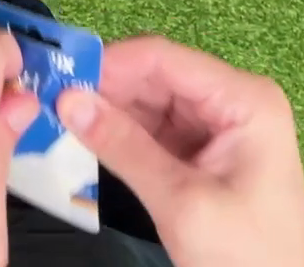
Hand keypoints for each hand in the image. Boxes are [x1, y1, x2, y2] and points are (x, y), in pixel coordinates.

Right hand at [58, 36, 303, 266]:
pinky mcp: (201, 147)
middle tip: (54, 98)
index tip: (61, 77)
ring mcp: (217, 122)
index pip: (162, 57)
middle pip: (152, 73)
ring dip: (108, 107)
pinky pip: (151, 123)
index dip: (109, 62)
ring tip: (63, 115)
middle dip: (105, 85)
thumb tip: (66, 98)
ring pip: (146, 96)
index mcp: (242, 98)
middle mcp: (230, 98)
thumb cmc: (249, 260)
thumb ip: (123, 147)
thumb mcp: (182, 204)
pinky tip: (89, 134)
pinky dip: (120, 129)